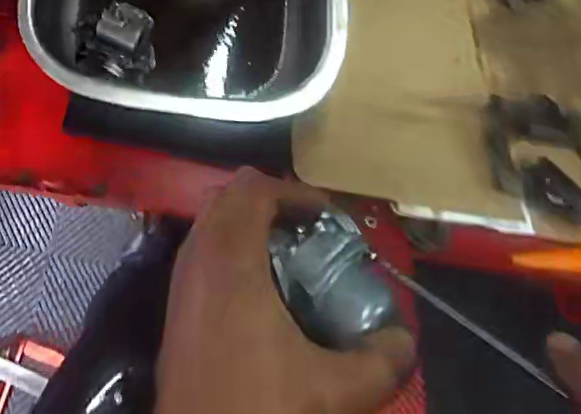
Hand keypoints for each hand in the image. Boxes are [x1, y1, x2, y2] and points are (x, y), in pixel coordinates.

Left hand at [156, 170, 414, 413]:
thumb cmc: (258, 410)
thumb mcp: (331, 394)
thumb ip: (377, 364)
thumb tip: (406, 340)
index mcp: (232, 258)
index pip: (255, 189)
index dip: (293, 191)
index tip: (326, 216)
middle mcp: (200, 254)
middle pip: (230, 194)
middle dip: (271, 200)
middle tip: (308, 230)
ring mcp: (181, 276)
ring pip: (212, 218)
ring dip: (247, 221)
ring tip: (287, 254)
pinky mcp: (174, 300)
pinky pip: (202, 246)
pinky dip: (229, 245)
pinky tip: (259, 289)